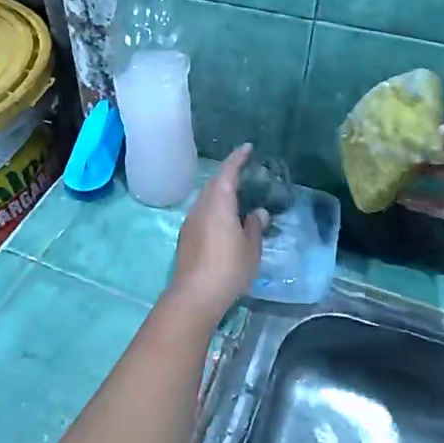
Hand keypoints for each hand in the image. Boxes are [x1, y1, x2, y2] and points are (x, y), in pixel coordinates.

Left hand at [165, 144, 268, 315]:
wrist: (194, 294)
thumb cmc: (228, 268)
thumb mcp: (250, 248)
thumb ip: (255, 226)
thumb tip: (257, 212)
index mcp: (218, 203)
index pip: (227, 173)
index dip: (237, 158)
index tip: (247, 148)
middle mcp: (201, 207)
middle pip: (214, 184)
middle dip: (228, 175)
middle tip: (246, 172)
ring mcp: (190, 221)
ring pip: (206, 198)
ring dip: (220, 192)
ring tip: (238, 195)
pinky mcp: (186, 236)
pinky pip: (202, 212)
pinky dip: (215, 207)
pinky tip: (225, 218)